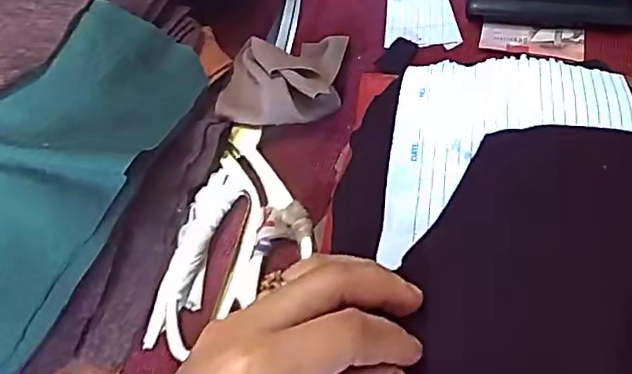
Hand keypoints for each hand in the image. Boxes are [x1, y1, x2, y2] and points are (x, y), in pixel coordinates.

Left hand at [180, 255, 423, 373]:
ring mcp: (226, 326)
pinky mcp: (218, 332)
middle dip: (381, 284)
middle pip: (332, 277)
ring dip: (354, 274)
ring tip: (383, 291)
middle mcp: (241, 332)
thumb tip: (386, 369)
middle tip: (411, 301)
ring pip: (308, 267)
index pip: (348, 328)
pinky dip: (322, 288)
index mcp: (259, 365)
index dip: (391, 339)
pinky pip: (284, 288)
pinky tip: (340, 304)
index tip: (413, 351)